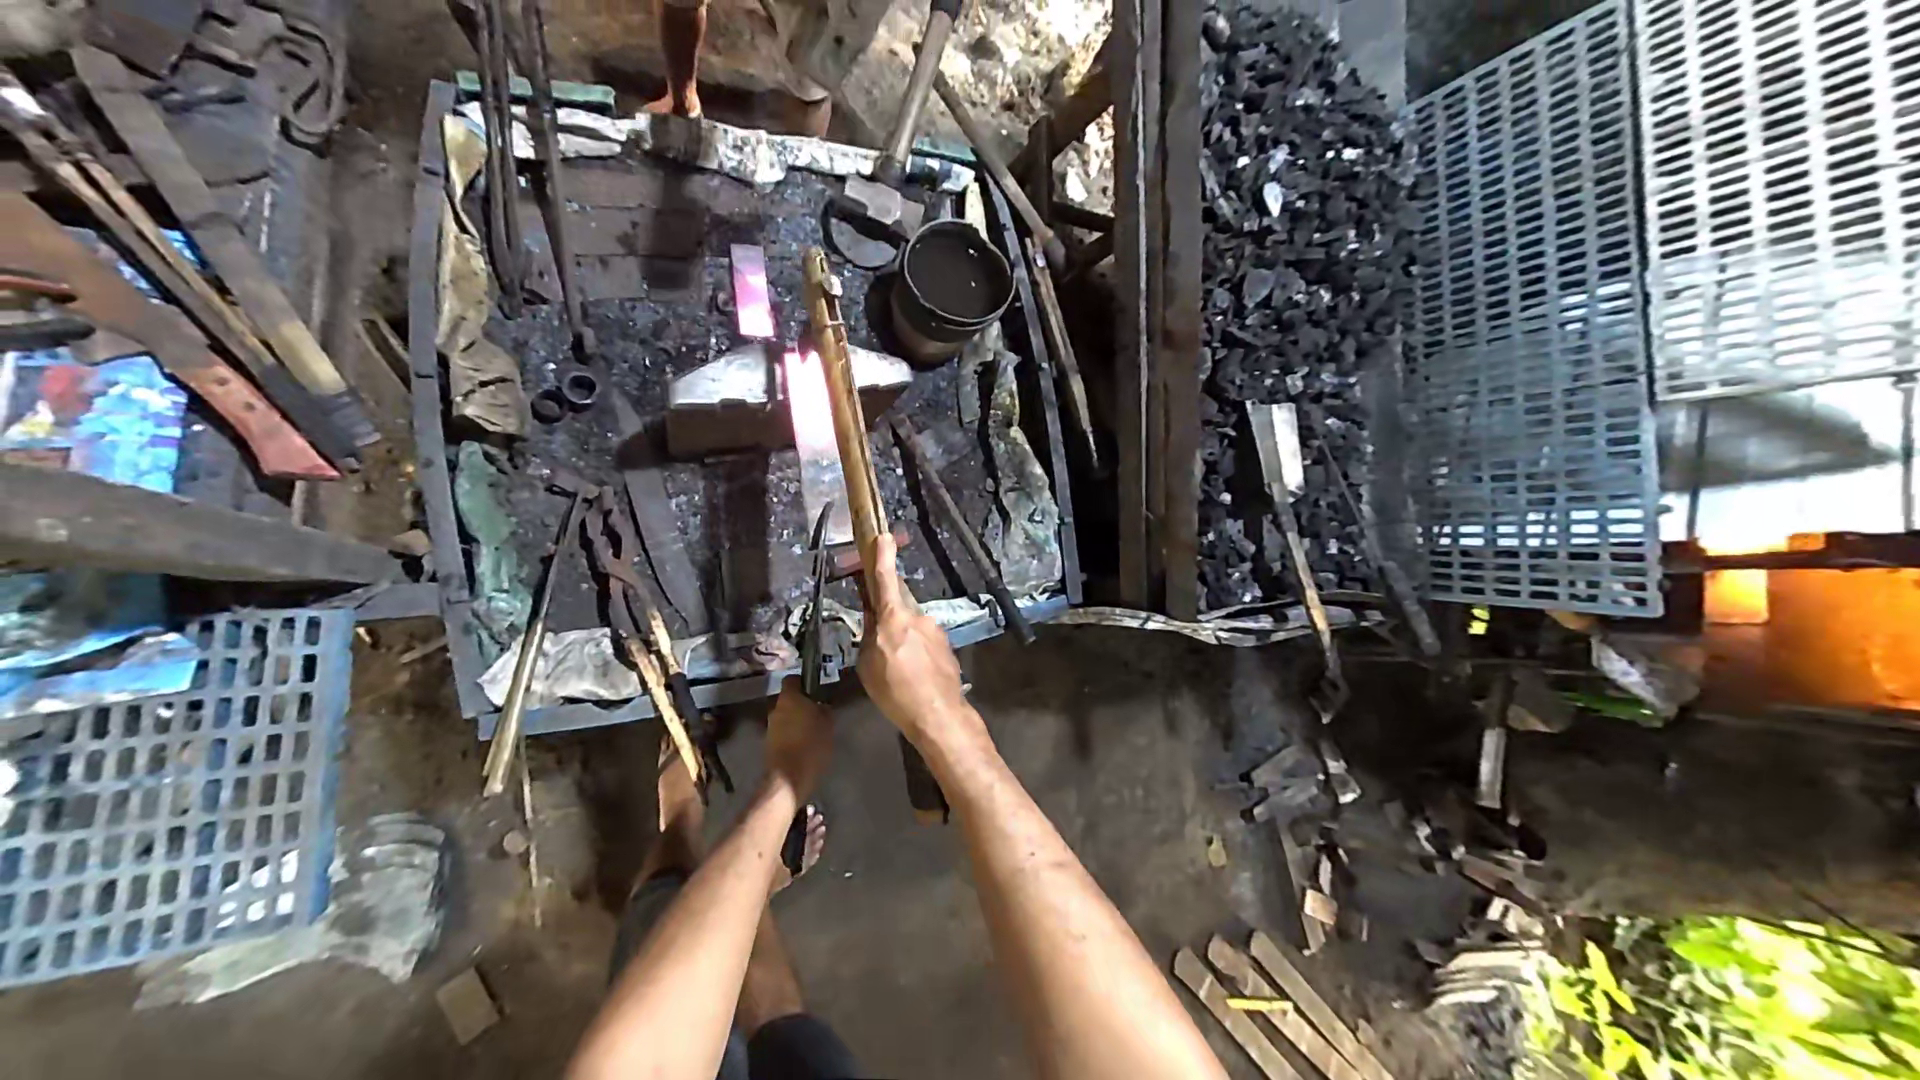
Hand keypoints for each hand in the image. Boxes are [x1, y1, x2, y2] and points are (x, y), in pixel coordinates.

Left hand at [764, 677, 832, 800]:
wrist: (788, 778)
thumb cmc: (811, 744)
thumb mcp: (828, 723)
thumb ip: (824, 709)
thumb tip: (821, 705)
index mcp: (789, 698)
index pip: (793, 679)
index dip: (804, 682)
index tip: (816, 690)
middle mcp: (775, 708)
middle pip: (789, 700)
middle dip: (802, 704)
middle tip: (819, 713)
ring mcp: (770, 726)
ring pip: (786, 716)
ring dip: (797, 720)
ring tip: (813, 731)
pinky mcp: (769, 743)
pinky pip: (783, 732)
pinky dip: (792, 734)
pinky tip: (805, 744)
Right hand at [857, 533, 987, 760]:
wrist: (939, 714)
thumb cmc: (895, 691)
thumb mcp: (867, 665)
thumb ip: (868, 637)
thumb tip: (872, 622)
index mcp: (894, 618)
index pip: (884, 580)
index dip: (882, 556)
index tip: (884, 536)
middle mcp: (918, 617)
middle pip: (898, 605)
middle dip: (887, 615)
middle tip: (880, 639)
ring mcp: (936, 630)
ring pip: (912, 625)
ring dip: (902, 638)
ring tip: (897, 668)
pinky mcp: (946, 645)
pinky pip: (924, 640)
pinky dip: (915, 650)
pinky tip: (913, 674)